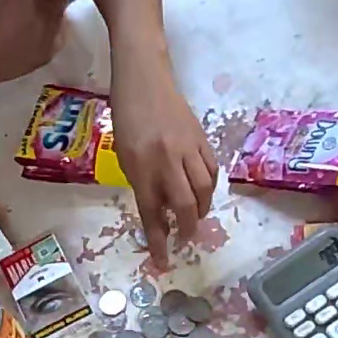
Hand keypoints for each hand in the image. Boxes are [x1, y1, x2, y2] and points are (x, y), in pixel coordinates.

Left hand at [109, 61, 216, 268]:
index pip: (151, 213)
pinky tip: (205, 193)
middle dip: (187, 227)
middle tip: (186, 238)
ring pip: (204, 188)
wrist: (144, 75)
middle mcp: (166, 159)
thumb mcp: (125, 155)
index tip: (162, 262)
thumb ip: (143, 184)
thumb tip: (160, 212)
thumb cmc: (127, 116)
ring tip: (195, 217)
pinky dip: (211, 187)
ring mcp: (187, 147)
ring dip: (201, 209)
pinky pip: (212, 169)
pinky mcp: (201, 137)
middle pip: (184, 204)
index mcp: (141, 166)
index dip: (158, 241)